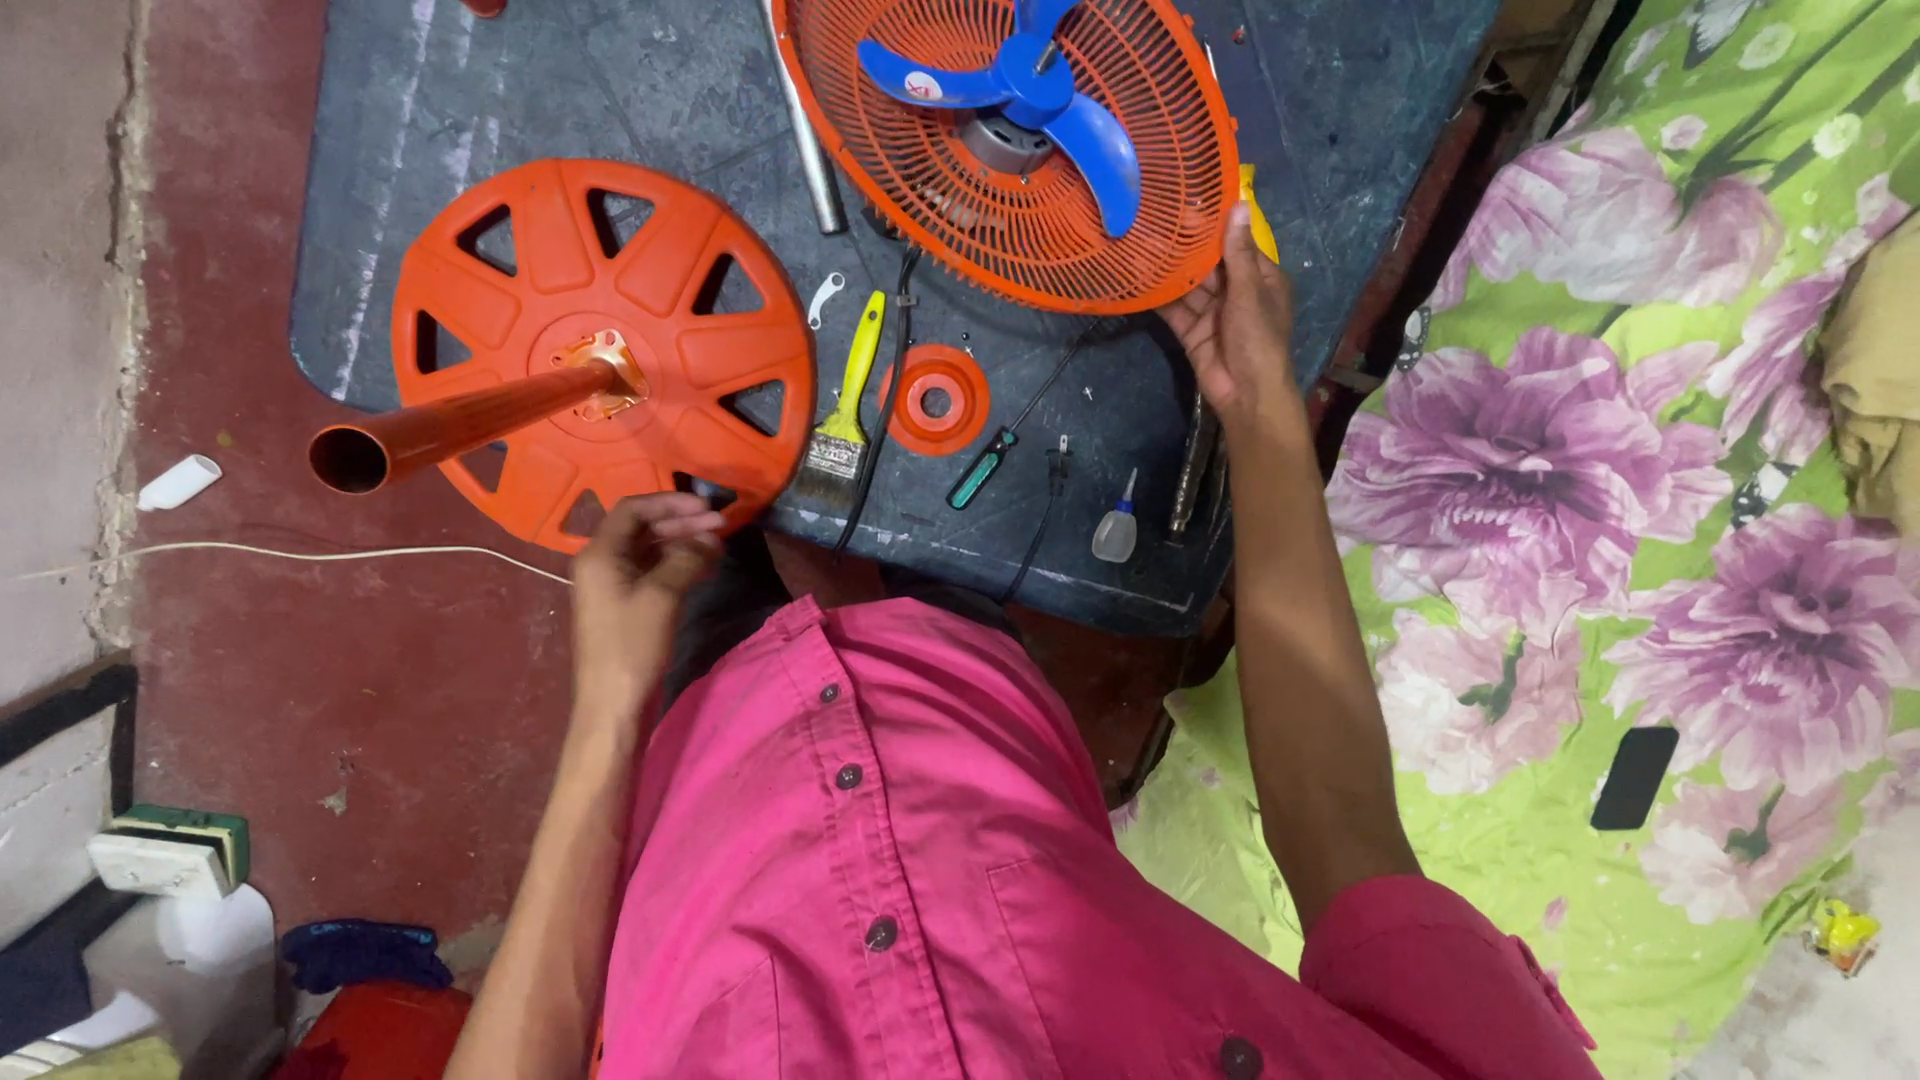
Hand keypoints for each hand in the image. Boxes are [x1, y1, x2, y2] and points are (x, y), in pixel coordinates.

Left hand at [571, 493, 724, 723]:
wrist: (613, 702)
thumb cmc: (632, 645)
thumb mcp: (662, 596)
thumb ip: (687, 559)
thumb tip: (710, 537)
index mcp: (599, 554)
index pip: (633, 509)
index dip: (671, 502)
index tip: (707, 508)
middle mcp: (603, 563)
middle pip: (644, 528)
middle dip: (683, 522)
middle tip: (722, 525)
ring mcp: (615, 585)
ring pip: (652, 550)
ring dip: (685, 543)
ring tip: (719, 545)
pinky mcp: (628, 604)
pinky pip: (655, 571)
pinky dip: (680, 564)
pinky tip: (706, 566)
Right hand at [1157, 202, 1296, 434]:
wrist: (1246, 392)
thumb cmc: (1258, 338)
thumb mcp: (1250, 291)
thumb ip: (1238, 252)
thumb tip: (1239, 206)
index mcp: (1260, 278)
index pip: (1234, 245)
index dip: (1212, 228)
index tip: (1186, 207)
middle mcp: (1236, 292)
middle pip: (1208, 266)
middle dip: (1184, 250)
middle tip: (1155, 225)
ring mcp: (1212, 313)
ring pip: (1188, 287)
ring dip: (1168, 272)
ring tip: (1141, 248)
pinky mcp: (1192, 332)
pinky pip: (1175, 311)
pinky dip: (1160, 299)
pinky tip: (1140, 281)